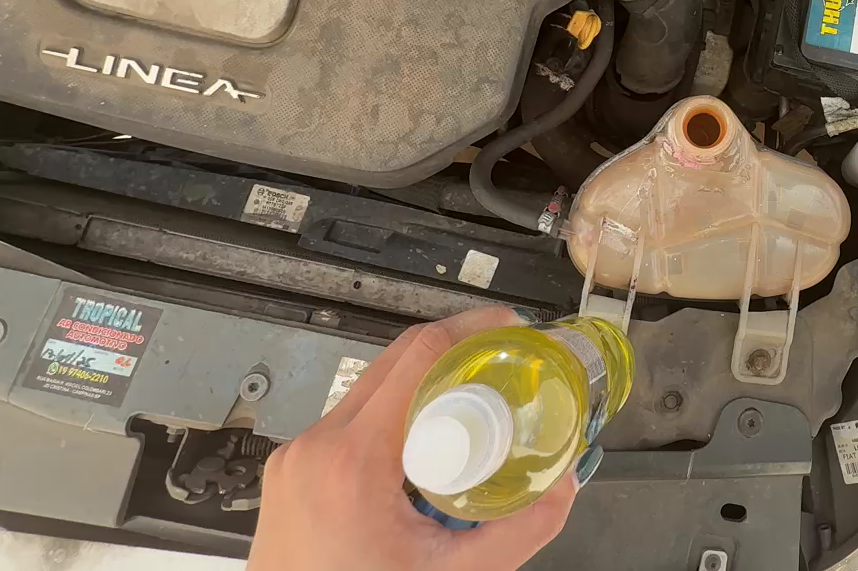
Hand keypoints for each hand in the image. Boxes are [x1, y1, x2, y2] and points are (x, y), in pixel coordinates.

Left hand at [248, 308, 576, 570]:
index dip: (471, 328)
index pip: (420, 354)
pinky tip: (428, 443)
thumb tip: (565, 484)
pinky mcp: (292, 474)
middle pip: (399, 360)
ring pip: (376, 385)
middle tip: (502, 363)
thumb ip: (520, 529)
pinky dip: (399, 412)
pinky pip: (355, 416)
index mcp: (351, 462)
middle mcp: (315, 448)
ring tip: (472, 404)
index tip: (509, 329)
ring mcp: (296, 459)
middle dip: (458, 350)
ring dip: (427, 382)